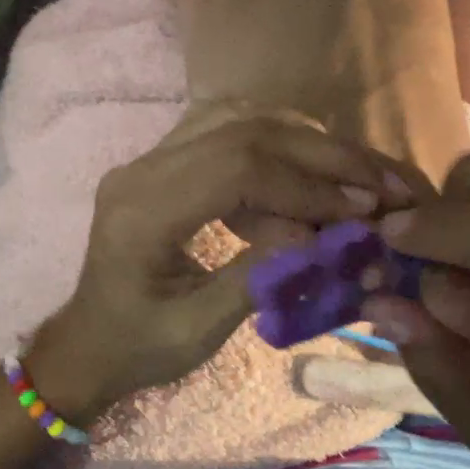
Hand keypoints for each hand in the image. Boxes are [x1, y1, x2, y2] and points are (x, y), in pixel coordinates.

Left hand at [32, 116, 386, 418]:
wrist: (90, 343)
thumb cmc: (138, 347)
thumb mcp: (200, 329)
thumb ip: (261, 277)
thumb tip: (332, 238)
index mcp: (141, 212)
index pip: (235, 169)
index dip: (307, 185)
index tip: (364, 210)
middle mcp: (140, 172)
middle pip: (241, 131)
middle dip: (319, 155)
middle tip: (380, 184)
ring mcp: (146, 162)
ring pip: (235, 121)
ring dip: (301, 144)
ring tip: (354, 181)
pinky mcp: (160, 166)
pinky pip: (223, 136)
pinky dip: (274, 152)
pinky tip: (305, 186)